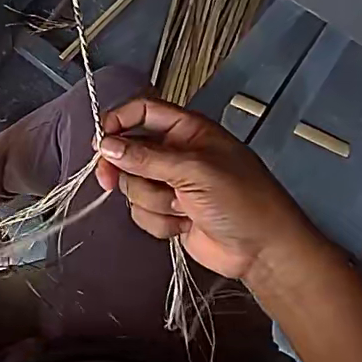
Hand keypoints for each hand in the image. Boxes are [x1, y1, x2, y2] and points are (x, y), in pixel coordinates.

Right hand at [95, 96, 322, 279]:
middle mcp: (177, 154)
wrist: (261, 249)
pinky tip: (184, 224)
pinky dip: (159, 222)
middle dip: (125, 170)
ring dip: (153, 201)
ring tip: (183, 207)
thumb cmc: (244, 200)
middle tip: (109, 180)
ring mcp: (172, 184)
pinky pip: (142, 212)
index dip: (118, 123)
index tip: (100, 142)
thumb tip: (109, 145)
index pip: (143, 112)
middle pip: (129, 151)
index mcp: (188, 130)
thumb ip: (148, 158)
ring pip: (134, 186)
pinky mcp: (170, 213)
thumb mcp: (195, 171)